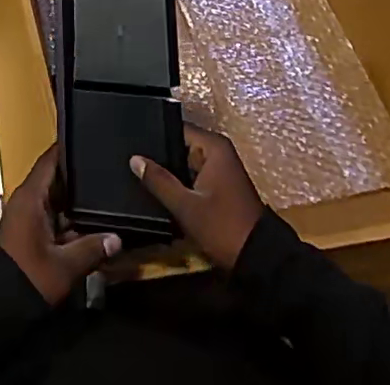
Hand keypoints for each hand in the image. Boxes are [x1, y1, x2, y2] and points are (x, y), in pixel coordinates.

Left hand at [0, 146, 121, 304]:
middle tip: (107, 167)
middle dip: (79, 176)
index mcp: (30, 197)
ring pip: (57, 201)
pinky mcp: (31, 234)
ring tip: (106, 193)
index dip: (67, 148)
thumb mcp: (64, 266)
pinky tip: (94, 225)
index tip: (88, 137)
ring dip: (77, 202)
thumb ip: (92, 248)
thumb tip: (118, 237)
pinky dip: (71, 220)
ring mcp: (28, 218)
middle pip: (55, 179)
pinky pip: (54, 217)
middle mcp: (27, 201)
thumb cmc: (27, 278)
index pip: (49, 160)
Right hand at [131, 126, 263, 268]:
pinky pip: (192, 176)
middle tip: (130, 161)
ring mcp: (220, 170)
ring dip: (168, 172)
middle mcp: (218, 152)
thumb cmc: (223, 227)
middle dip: (159, 155)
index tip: (131, 141)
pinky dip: (179, 184)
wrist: (260, 262)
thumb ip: (159, 180)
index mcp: (214, 147)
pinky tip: (158, 191)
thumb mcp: (186, 206)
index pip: (176, 128)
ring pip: (184, 163)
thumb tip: (134, 159)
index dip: (154, 133)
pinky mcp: (219, 187)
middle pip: (179, 145)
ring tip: (139, 175)